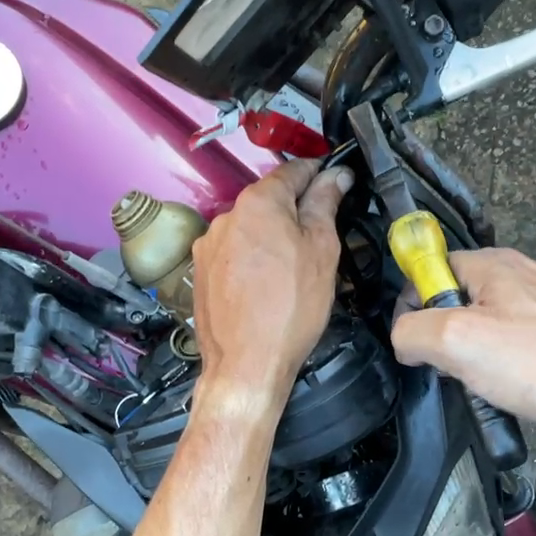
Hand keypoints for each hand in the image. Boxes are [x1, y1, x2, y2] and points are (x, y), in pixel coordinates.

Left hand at [192, 159, 352, 406]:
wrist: (246, 364)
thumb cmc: (291, 309)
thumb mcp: (321, 251)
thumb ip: (325, 205)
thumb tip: (335, 175)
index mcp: (258, 203)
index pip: (291, 171)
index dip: (317, 172)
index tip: (334, 179)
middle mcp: (226, 217)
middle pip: (267, 202)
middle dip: (292, 212)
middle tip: (319, 236)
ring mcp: (208, 246)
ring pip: (248, 230)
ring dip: (270, 238)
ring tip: (291, 270)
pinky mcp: (200, 273)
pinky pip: (232, 254)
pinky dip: (251, 260)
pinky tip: (265, 286)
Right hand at [390, 248, 535, 445]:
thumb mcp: (457, 341)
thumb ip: (412, 332)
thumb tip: (404, 339)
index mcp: (492, 264)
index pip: (430, 270)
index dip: (411, 305)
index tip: (413, 345)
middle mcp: (522, 274)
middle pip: (459, 300)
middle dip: (445, 337)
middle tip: (451, 370)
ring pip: (490, 328)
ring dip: (477, 359)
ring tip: (486, 387)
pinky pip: (520, 347)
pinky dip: (509, 370)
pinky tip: (516, 392)